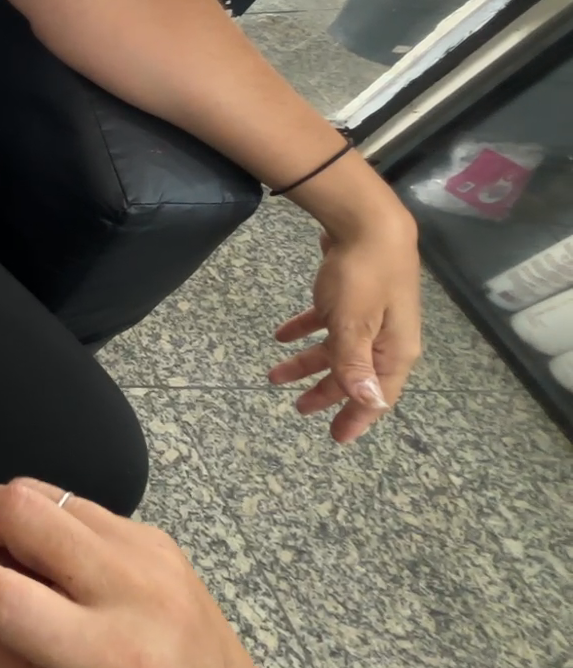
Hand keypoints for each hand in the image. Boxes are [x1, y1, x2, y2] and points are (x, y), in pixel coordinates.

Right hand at [0, 479, 326, 667]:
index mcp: (112, 661)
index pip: (1, 594)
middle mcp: (137, 594)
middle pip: (20, 510)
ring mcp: (153, 555)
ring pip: (39, 492)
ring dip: (0, 516)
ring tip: (8, 562)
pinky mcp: (156, 535)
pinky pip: (69, 500)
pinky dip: (38, 522)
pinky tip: (52, 565)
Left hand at [268, 214, 421, 443]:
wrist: (366, 230)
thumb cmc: (362, 279)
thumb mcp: (354, 323)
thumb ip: (356, 362)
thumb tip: (369, 402)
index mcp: (393, 350)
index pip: (376, 394)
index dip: (357, 417)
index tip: (337, 438)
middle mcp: (384, 338)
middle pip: (352, 375)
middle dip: (325, 393)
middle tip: (296, 408)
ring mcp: (366, 318)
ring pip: (333, 350)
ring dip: (305, 362)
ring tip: (273, 375)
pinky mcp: (347, 299)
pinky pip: (324, 324)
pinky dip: (303, 331)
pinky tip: (280, 335)